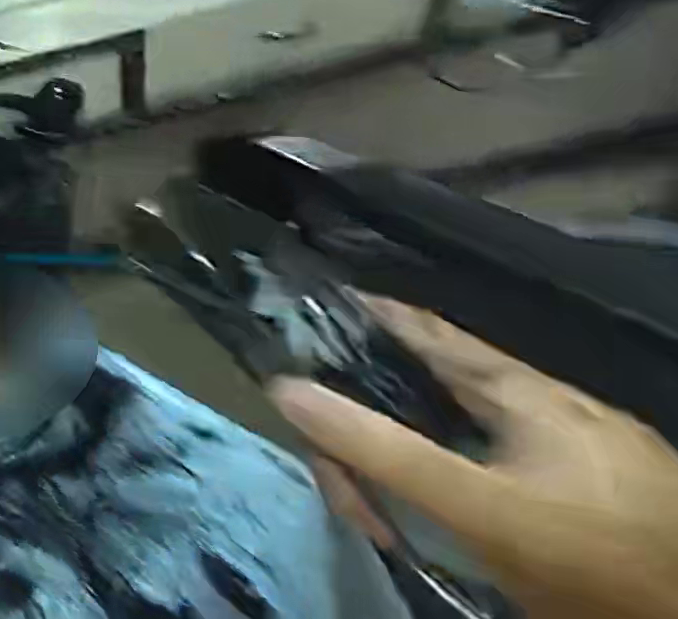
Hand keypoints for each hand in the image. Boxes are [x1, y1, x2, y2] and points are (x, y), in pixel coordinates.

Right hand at [269, 296, 677, 618]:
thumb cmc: (598, 565)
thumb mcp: (480, 511)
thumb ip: (379, 449)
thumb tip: (279, 388)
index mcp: (528, 395)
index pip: (418, 327)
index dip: (352, 313)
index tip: (289, 314)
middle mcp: (546, 411)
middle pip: (420, 388)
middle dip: (359, 419)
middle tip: (328, 466)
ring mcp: (568, 458)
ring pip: (443, 433)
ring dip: (391, 463)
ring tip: (371, 514)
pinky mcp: (582, 501)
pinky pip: (474, 466)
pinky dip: (432, 483)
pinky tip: (419, 520)